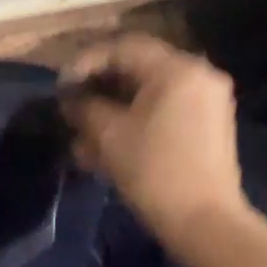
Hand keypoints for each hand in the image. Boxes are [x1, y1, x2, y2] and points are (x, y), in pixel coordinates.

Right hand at [61, 35, 245, 246]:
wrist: (203, 219)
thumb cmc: (152, 170)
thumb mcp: (107, 134)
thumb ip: (84, 107)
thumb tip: (71, 99)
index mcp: (177, 70)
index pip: (123, 48)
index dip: (85, 62)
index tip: (60, 86)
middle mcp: (198, 76)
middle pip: (137, 67)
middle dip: (98, 84)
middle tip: (70, 104)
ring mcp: (207, 101)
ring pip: (148, 90)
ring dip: (112, 104)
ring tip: (83, 128)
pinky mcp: (206, 124)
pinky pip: (162, 108)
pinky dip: (133, 117)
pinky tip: (107, 141)